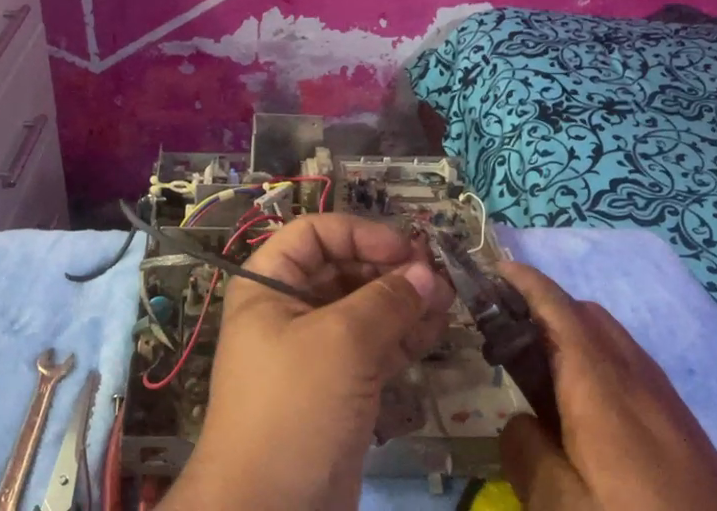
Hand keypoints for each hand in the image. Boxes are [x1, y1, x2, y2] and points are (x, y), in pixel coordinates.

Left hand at [158, 214, 454, 510]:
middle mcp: (287, 311)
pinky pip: (373, 349)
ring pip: (363, 311)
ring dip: (404, 301)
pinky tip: (438, 327)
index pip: (312, 234)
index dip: (358, 233)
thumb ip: (386, 301)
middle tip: (438, 276)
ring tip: (449, 297)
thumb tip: (427, 270)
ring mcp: (314, 353)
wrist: (270, 510)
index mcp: (266, 286)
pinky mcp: (338, 390)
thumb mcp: (341, 342)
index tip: (405, 248)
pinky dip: (404, 336)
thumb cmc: (295, 406)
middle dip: (389, 269)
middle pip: (342, 270)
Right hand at [497, 262, 716, 510]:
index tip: (494, 269)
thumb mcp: (562, 508)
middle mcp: (636, 378)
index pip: (559, 308)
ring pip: (614, 340)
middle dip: (546, 307)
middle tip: (506, 335)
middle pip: (588, 315)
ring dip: (575, 335)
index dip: (525, 282)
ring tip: (542, 373)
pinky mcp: (685, 428)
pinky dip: (600, 362)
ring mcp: (667, 401)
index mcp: (600, 385)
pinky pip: (634, 369)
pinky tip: (588, 410)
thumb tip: (520, 422)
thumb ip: (527, 454)